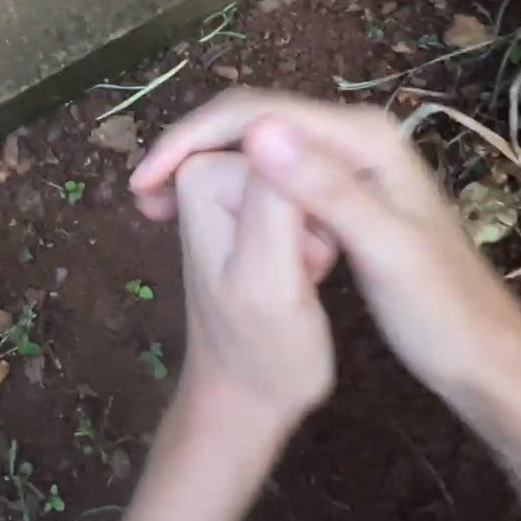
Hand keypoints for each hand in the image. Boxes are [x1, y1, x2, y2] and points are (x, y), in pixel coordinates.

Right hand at [134, 91, 520, 398]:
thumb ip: (327, 189)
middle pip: (248, 118)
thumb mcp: (386, 253)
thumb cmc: (442, 312)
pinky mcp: (336, 183)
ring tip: (160, 203)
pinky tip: (205, 211)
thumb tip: (257, 130)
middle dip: (189, 148)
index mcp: (361, 135)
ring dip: (202, 165)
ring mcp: (343, 156)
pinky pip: (266, 170)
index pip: (255, 112)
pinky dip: (229, 185)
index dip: (191, 139)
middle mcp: (350, 131)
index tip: (145, 182)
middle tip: (144, 194)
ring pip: (252, 143)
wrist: (486, 359)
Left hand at [171, 153, 336, 427]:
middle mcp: (206, 167)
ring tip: (301, 274)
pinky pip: (303, 198)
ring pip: (306, 181)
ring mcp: (226, 185)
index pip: (290, 154)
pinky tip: (301, 270)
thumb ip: (272, 203)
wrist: (247, 394)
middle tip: (299, 270)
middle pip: (296, 161)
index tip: (299, 262)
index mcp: (203, 174)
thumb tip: (271, 126)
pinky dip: (315, 236)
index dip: (314, 210)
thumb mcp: (272, 281)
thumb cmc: (262, 351)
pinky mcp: (247, 205)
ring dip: (318, 230)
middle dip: (315, 219)